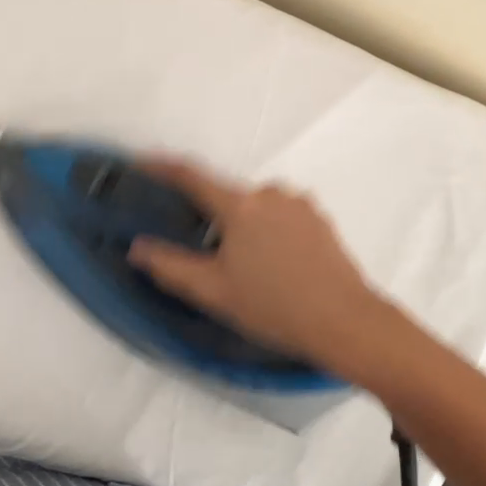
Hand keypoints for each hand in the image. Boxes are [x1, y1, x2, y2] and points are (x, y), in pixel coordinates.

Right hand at [126, 158, 406, 379]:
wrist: (348, 323)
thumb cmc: (274, 306)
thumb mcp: (213, 291)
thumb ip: (169, 266)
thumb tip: (137, 247)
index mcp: (240, 205)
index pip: (191, 177)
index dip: (162, 167)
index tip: (141, 161)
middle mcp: (271, 194)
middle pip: (226, 195)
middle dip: (209, 214)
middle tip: (200, 248)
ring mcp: (300, 205)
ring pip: (255, 207)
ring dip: (241, 226)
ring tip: (241, 265)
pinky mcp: (320, 221)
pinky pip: (280, 217)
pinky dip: (266, 232)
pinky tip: (271, 265)